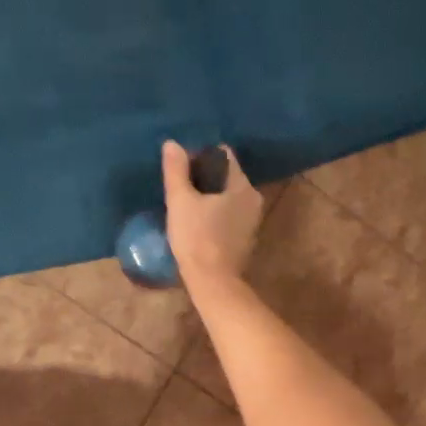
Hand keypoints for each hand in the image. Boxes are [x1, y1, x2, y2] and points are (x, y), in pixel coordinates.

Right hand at [161, 140, 262, 288]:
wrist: (213, 282)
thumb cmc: (196, 238)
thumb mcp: (180, 202)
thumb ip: (176, 171)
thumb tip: (172, 144)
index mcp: (240, 184)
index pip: (222, 155)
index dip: (200, 156)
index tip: (180, 169)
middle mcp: (253, 197)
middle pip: (226, 175)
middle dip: (204, 177)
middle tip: (179, 188)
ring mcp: (252, 219)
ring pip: (228, 196)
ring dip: (209, 196)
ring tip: (185, 206)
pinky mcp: (246, 236)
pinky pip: (230, 214)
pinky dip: (216, 213)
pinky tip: (198, 223)